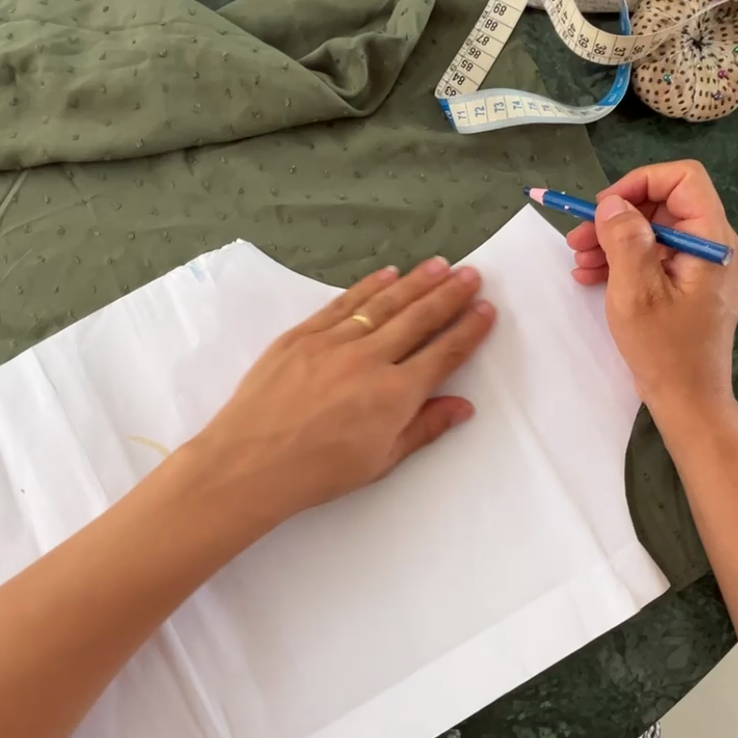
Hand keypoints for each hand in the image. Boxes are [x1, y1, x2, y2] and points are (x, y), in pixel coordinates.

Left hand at [183, 256, 495, 527]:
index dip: (468, 331)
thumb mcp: (381, 460)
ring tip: (439, 266)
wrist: (251, 462)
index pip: (442, 354)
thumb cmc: (319, 471)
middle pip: (418, 319)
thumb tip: (462, 406)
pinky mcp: (302, 335)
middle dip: (449, 295)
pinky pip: (342, 304)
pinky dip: (367, 287)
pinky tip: (387, 275)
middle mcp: (370, 359)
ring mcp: (333, 342)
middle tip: (472, 274)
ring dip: (415, 283)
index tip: (485, 310)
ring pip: (383, 304)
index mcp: (395, 394)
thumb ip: (424, 428)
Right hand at [566, 160, 737, 412]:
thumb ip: (625, 241)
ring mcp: (699, 266)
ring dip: (613, 240)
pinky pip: (653, 258)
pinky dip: (622, 261)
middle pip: (664, 203)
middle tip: (577, 238)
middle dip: (617, 216)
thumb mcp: (636, 292)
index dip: (640, 182)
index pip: (683, 178)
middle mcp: (711, 245)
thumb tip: (612, 204)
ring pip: (653, 231)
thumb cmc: (665, 348)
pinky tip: (591, 277)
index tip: (603, 208)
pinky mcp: (687, 286)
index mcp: (710, 239)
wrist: (688, 399)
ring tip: (578, 261)